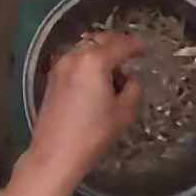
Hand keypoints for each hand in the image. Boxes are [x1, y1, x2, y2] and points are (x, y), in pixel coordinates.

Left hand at [26, 32, 144, 183]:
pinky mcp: (51, 80)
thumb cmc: (92, 134)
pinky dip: (86, 64)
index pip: (119, 45)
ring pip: (84, 50)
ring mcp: (58, 68)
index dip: (135, 45)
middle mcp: (73, 58)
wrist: (55, 154)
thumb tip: (129, 80)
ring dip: (99, 54)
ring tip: (113, 73)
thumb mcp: (123, 113)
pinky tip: (95, 81)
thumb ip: (132, 89)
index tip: (144, 49)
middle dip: (115, 44)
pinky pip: (74, 62)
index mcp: (94, 62)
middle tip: (130, 54)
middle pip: (98, 41)